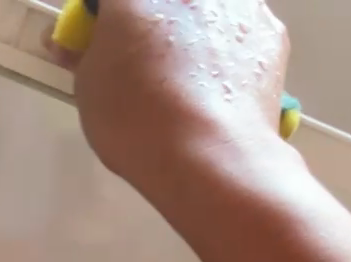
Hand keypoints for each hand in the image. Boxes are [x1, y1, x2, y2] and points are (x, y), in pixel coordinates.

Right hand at [69, 0, 289, 204]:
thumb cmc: (135, 117)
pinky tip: (214, 96)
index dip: (101, 19)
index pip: (108, 1)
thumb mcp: (88, 88)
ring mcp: (240, 2)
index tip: (95, 41)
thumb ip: (86, 52)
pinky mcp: (270, 32)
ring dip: (192, 33)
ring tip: (184, 87)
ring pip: (206, 13)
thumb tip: (80, 42)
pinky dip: (225, 55)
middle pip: (163, 3)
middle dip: (150, 25)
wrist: (209, 156)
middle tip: (140, 63)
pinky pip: (239, 35)